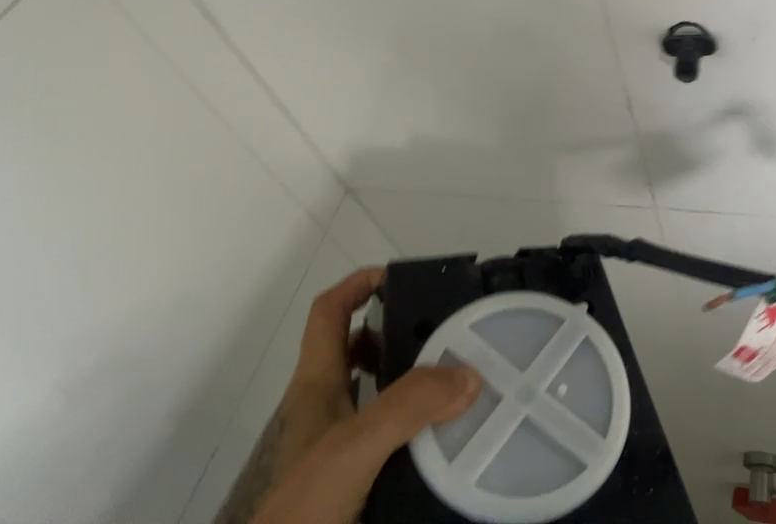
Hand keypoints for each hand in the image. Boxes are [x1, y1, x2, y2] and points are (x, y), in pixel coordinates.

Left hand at [249, 267, 482, 523]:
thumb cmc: (306, 502)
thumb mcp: (356, 447)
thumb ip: (408, 405)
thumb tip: (469, 372)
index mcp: (316, 384)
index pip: (329, 312)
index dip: (358, 283)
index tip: (400, 275)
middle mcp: (324, 406)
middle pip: (354, 346)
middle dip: (398, 330)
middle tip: (443, 330)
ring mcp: (335, 441)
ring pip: (372, 388)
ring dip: (409, 374)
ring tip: (451, 375)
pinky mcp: (351, 471)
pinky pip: (386, 427)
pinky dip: (413, 418)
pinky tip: (441, 429)